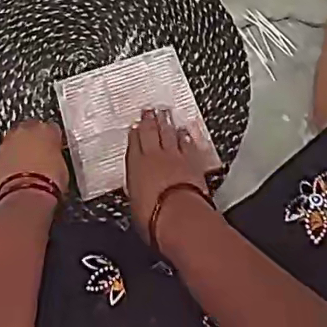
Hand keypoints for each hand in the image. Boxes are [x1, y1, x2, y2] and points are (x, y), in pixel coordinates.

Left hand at [0, 120, 68, 201]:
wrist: (25, 197)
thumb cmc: (48, 183)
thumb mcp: (62, 168)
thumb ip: (56, 156)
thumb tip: (53, 161)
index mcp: (47, 130)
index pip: (51, 129)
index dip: (52, 140)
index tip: (53, 150)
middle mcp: (27, 130)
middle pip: (30, 129)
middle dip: (32, 140)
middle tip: (37, 156)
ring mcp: (9, 141)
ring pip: (14, 140)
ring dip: (17, 149)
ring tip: (23, 167)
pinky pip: (2, 154)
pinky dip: (6, 160)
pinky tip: (12, 173)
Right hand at [125, 109, 211, 244]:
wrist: (179, 217)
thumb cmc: (154, 217)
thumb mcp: (136, 206)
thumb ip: (137, 192)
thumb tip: (139, 195)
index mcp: (136, 165)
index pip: (133, 143)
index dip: (134, 133)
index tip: (134, 126)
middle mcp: (155, 156)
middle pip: (151, 132)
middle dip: (149, 120)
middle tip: (148, 110)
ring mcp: (175, 156)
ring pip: (169, 133)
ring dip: (167, 122)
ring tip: (165, 113)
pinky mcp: (193, 161)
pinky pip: (187, 143)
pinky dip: (186, 135)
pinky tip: (186, 131)